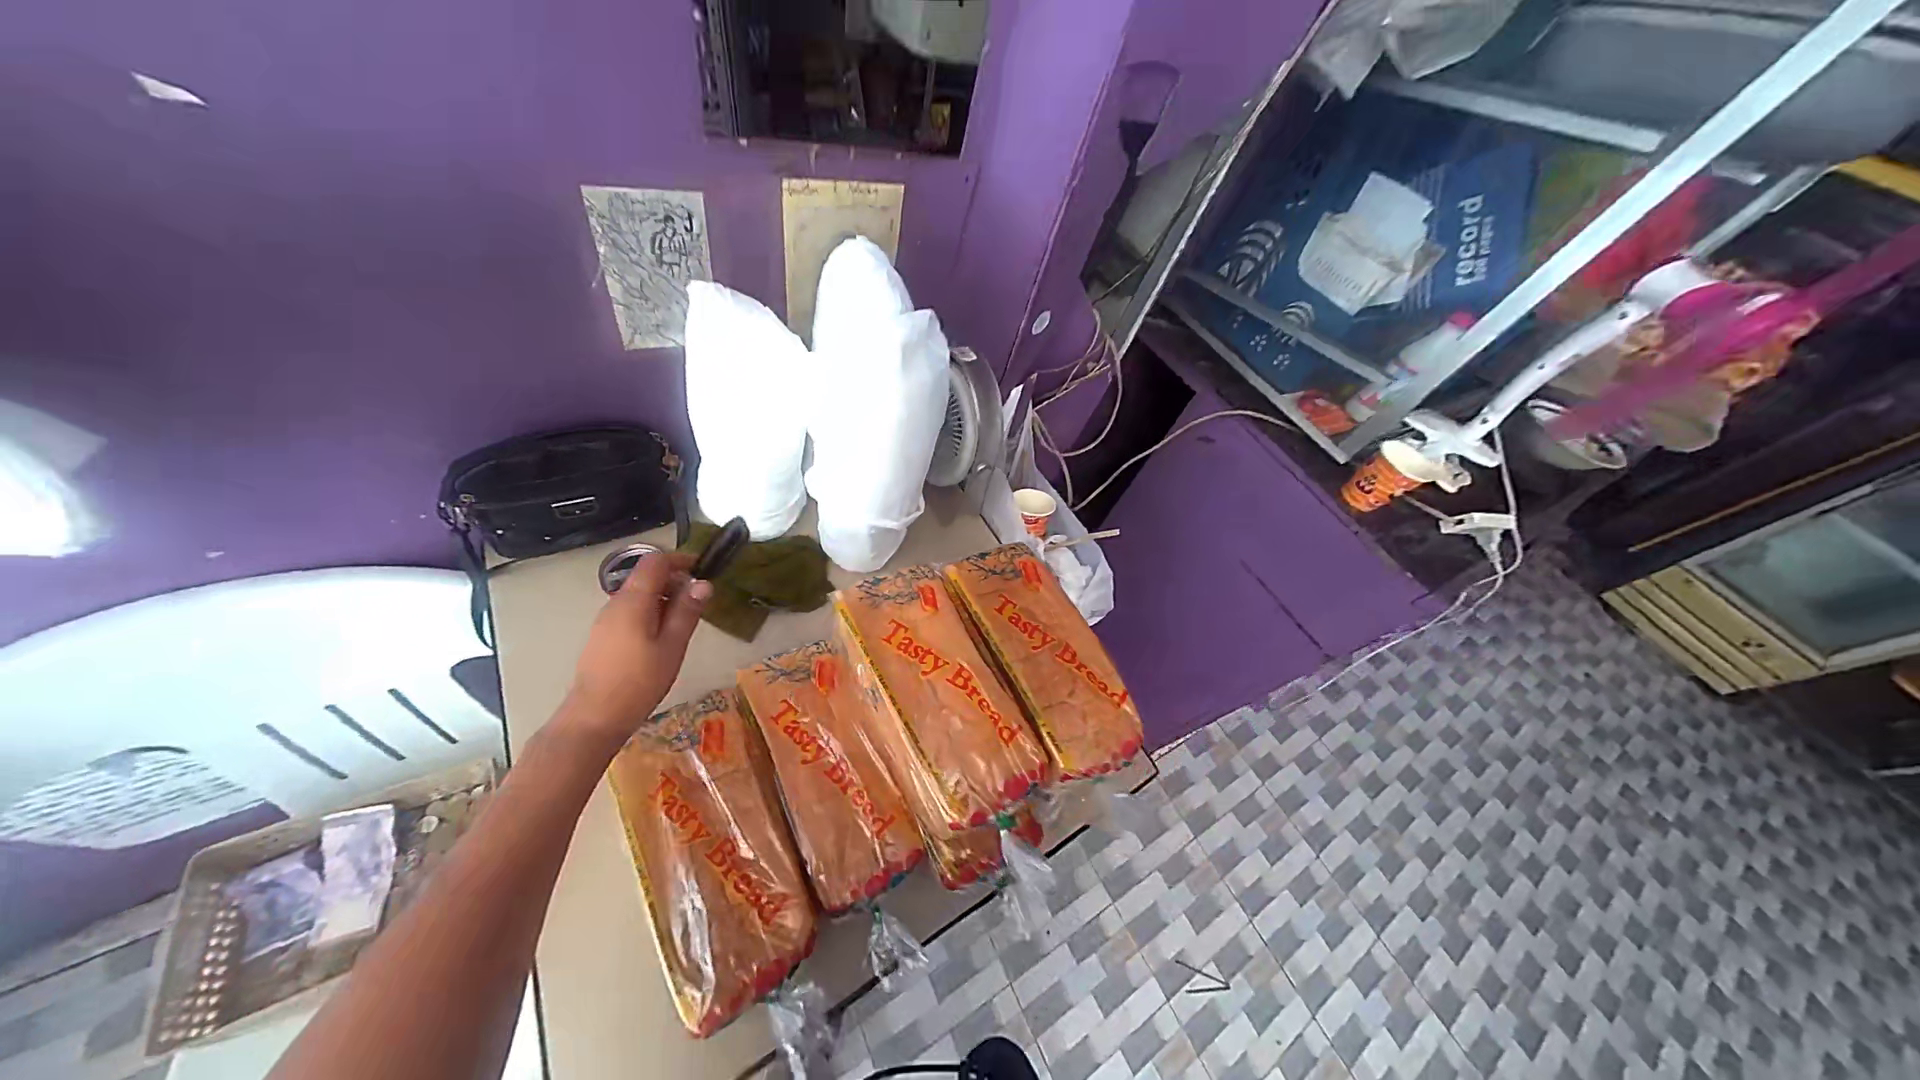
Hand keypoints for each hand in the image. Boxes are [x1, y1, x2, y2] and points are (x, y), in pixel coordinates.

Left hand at [561, 552, 709, 745]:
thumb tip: (703, 583)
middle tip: (698, 602)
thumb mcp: (672, 646)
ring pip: (638, 595)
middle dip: (674, 581)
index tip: (702, 570)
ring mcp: (606, 620)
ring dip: (663, 599)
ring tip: (684, 623)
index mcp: (633, 601)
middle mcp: (615, 603)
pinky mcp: (603, 636)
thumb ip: (687, 612)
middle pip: (645, 577)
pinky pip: (630, 612)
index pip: (654, 562)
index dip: (679, 560)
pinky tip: (662, 638)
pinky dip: (650, 613)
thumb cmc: (640, 681)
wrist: (595, 716)